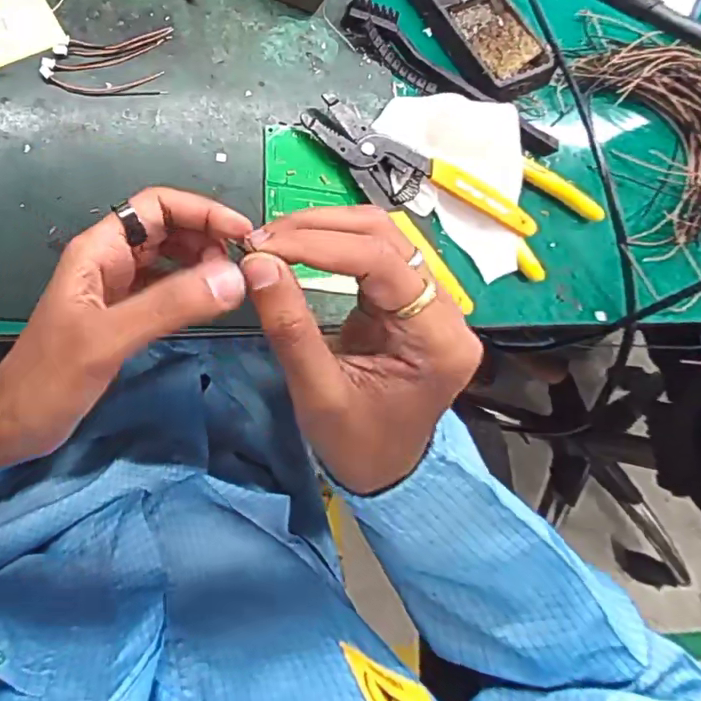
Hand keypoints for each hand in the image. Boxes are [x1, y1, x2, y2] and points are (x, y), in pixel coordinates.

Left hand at [0, 188, 252, 464]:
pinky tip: (210, 303)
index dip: (199, 210)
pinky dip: (189, 288)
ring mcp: (113, 288)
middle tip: (247, 264)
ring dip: (200, 260)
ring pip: (166, 257)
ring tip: (235, 282)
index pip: (154, 205)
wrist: (13, 422)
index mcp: (97, 251)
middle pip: (164, 227)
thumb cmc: (50, 378)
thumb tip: (233, 275)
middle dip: (205, 234)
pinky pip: (162, 288)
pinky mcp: (119, 315)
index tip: (242, 233)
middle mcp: (106, 261)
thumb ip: (169, 305)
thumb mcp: (109, 338)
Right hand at [239, 207, 481, 494]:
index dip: (317, 245)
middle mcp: (443, 310)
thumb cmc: (357, 443)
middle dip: (317, 227)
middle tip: (262, 240)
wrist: (386, 473)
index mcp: (437, 338)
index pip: (380, 262)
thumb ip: (289, 325)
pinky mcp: (404, 299)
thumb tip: (257, 263)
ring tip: (273, 240)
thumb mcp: (317, 391)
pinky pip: (369, 250)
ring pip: (379, 233)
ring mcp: (427, 301)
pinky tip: (294, 246)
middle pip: (385, 234)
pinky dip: (327, 240)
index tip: (262, 247)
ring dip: (321, 227)